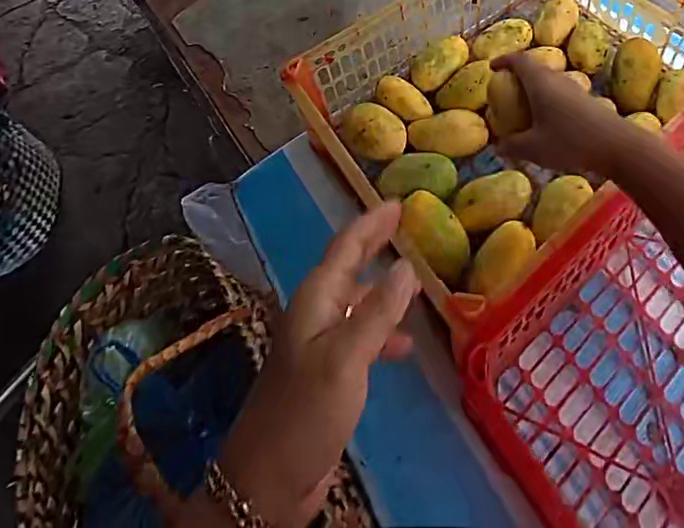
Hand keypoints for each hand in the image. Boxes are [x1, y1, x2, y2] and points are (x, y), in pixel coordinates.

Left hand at [212, 201, 417, 525]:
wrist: (267, 480)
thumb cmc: (305, 410)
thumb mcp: (345, 358)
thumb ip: (377, 312)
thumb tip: (406, 265)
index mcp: (316, 299)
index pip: (346, 247)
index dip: (371, 223)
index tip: (397, 203)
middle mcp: (316, 312)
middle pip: (350, 267)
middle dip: (375, 244)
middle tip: (406, 225)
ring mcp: (320, 343)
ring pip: (357, 301)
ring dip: (383, 288)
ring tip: (416, 281)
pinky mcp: (328, 372)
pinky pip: (360, 336)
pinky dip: (382, 331)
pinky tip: (404, 344)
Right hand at [493, 53, 660, 179]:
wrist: (618, 145)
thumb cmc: (571, 141)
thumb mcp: (534, 148)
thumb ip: (512, 145)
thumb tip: (498, 145)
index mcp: (540, 82)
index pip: (519, 60)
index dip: (504, 60)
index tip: (492, 67)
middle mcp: (557, 80)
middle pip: (535, 68)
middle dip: (518, 75)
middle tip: (506, 90)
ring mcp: (575, 89)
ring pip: (550, 81)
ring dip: (536, 88)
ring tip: (526, 106)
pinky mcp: (587, 102)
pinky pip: (561, 94)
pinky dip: (549, 100)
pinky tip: (549, 122)